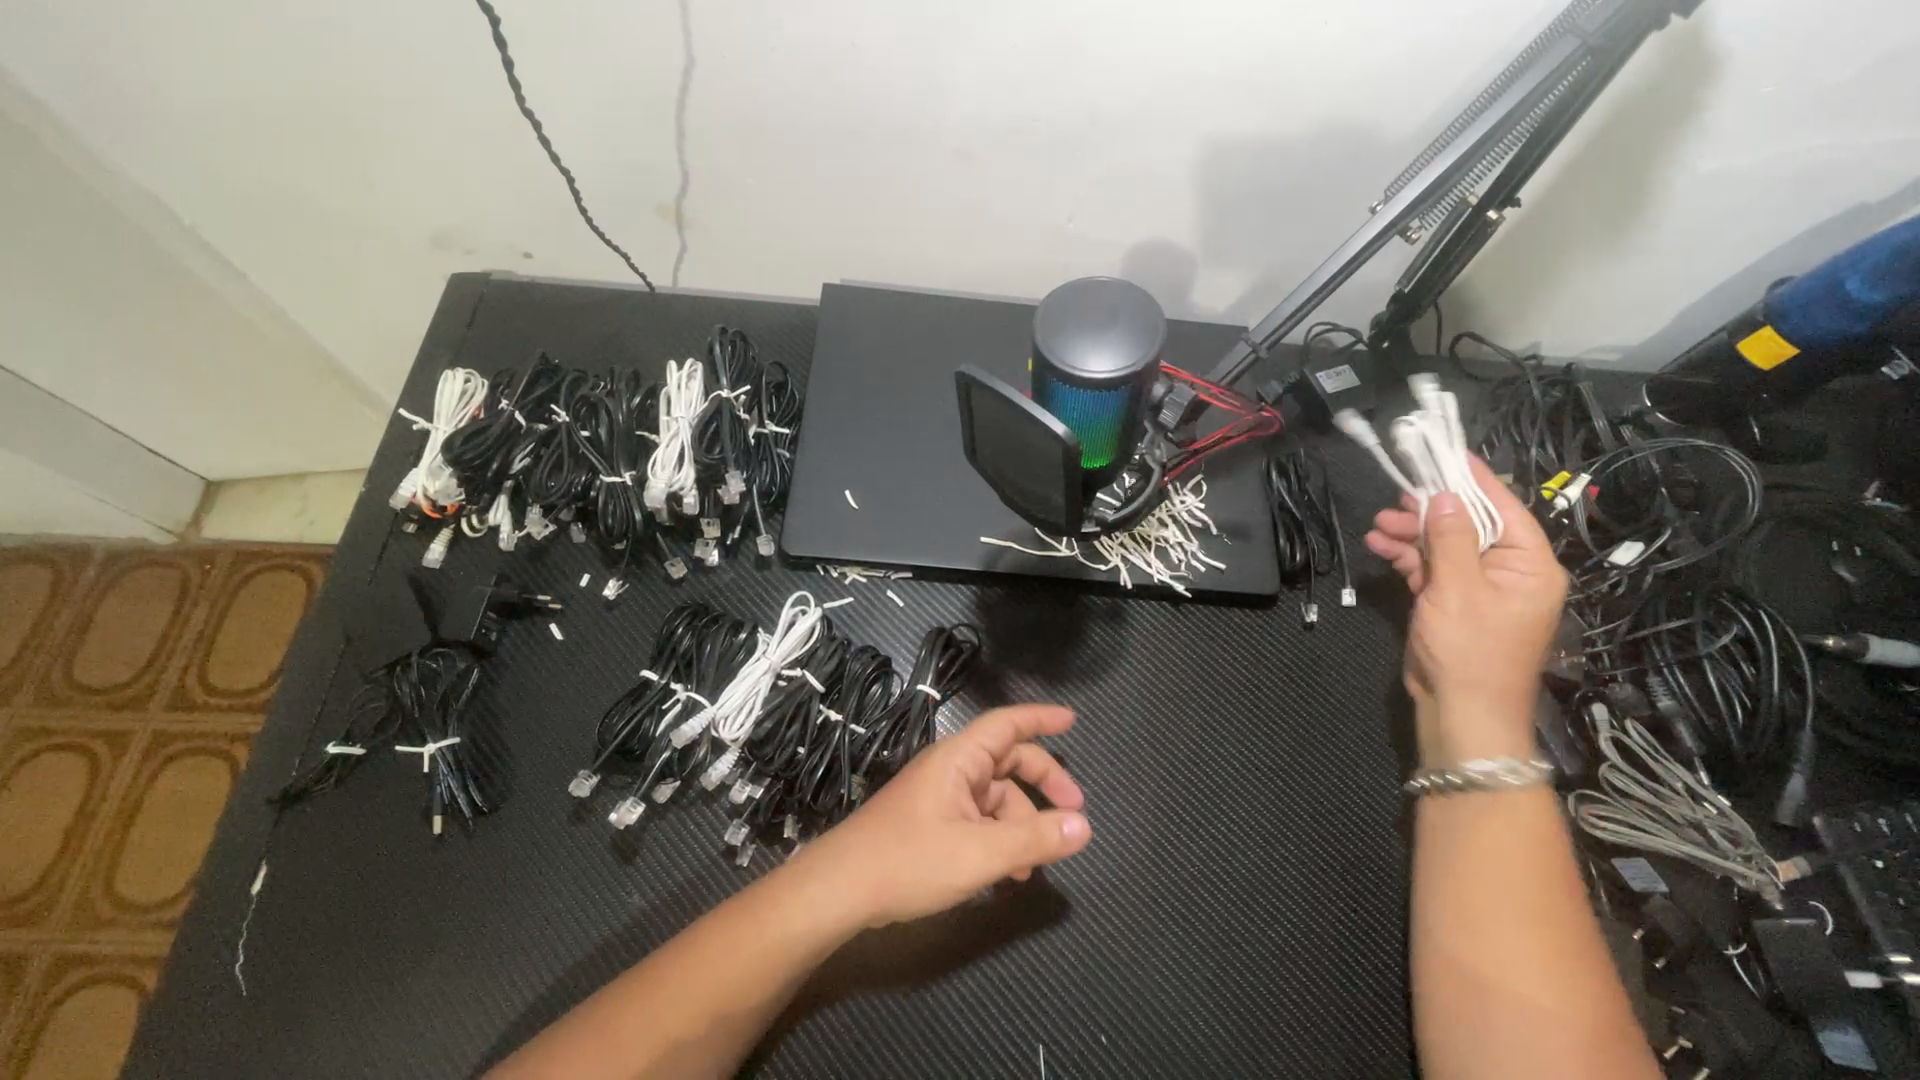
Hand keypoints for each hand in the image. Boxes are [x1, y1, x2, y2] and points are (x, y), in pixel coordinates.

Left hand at [790, 704, 1090, 927]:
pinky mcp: (929, 823)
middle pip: (1007, 762)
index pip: (1007, 724)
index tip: (1072, 720)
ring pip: (994, 798)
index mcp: (958, 760)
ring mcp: (937, 797)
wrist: (840, 890)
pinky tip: (1006, 875)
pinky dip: (998, 839)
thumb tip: (1085, 827)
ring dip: (1020, 824)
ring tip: (1035, 865)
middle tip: (1076, 812)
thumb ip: (1033, 840)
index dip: (1041, 718)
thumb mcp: (979, 855)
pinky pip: (976, 820)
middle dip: (1044, 783)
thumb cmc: (908, 861)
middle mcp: (950, 770)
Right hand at [1364, 457, 1566, 765]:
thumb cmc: (1470, 650)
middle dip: (1429, 510)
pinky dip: (1407, 558)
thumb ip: (1449, 538)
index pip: (1502, 506)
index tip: (1444, 451)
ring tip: (1377, 526)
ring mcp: (1479, 588)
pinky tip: (1380, 547)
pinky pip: (1432, 569)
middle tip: (1395, 497)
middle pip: (1469, 523)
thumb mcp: (1458, 589)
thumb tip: (1442, 495)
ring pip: (1444, 545)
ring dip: (1411, 534)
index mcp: (1529, 564)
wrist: (1461, 712)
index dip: (1472, 478)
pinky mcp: (1454, 603)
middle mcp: (1509, 570)